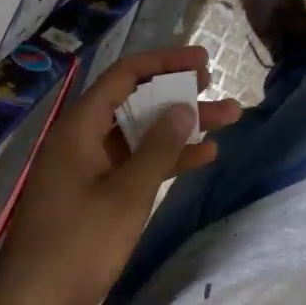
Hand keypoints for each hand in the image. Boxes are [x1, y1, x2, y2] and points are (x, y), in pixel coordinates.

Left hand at [0, 47, 241, 304]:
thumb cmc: (76, 245)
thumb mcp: (124, 196)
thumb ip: (158, 148)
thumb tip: (183, 106)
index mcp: (79, 127)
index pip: (125, 75)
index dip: (165, 62)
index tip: (203, 60)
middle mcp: (82, 139)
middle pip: (136, 102)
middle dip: (180, 95)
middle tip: (216, 86)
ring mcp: (88, 169)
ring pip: (141, 134)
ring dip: (181, 128)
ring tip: (228, 119)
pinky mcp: (96, 197)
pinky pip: (136, 164)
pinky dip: (167, 159)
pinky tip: (204, 157)